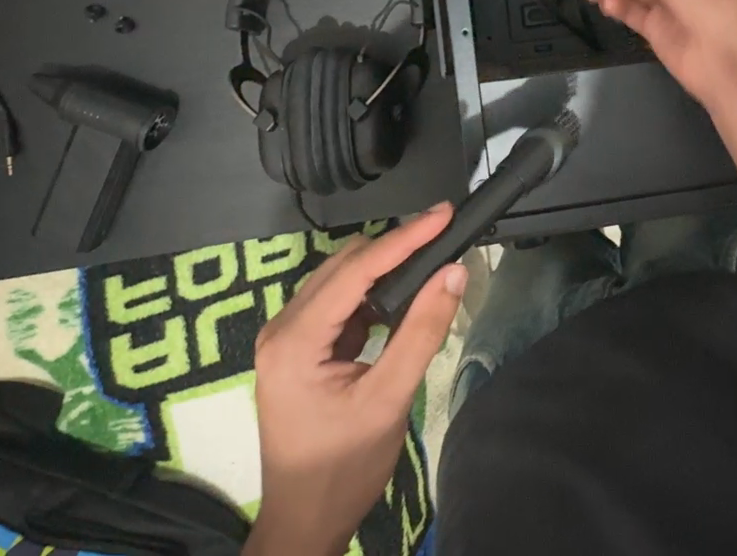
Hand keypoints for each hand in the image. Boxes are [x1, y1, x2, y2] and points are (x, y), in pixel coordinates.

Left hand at [248, 204, 466, 555]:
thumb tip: (454, 272)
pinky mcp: (300, 347)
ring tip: (432, 257)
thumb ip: (422, 331)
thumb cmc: (344, 468)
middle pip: (345, 265)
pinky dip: (373, 292)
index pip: (356, 270)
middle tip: (445, 234)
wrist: (305, 521)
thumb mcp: (390, 400)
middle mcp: (282, 328)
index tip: (444, 214)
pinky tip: (404, 294)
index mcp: (294, 340)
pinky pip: (340, 301)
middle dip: (396, 246)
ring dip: (385, 267)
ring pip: (341, 278)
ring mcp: (287, 337)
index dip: (404, 238)